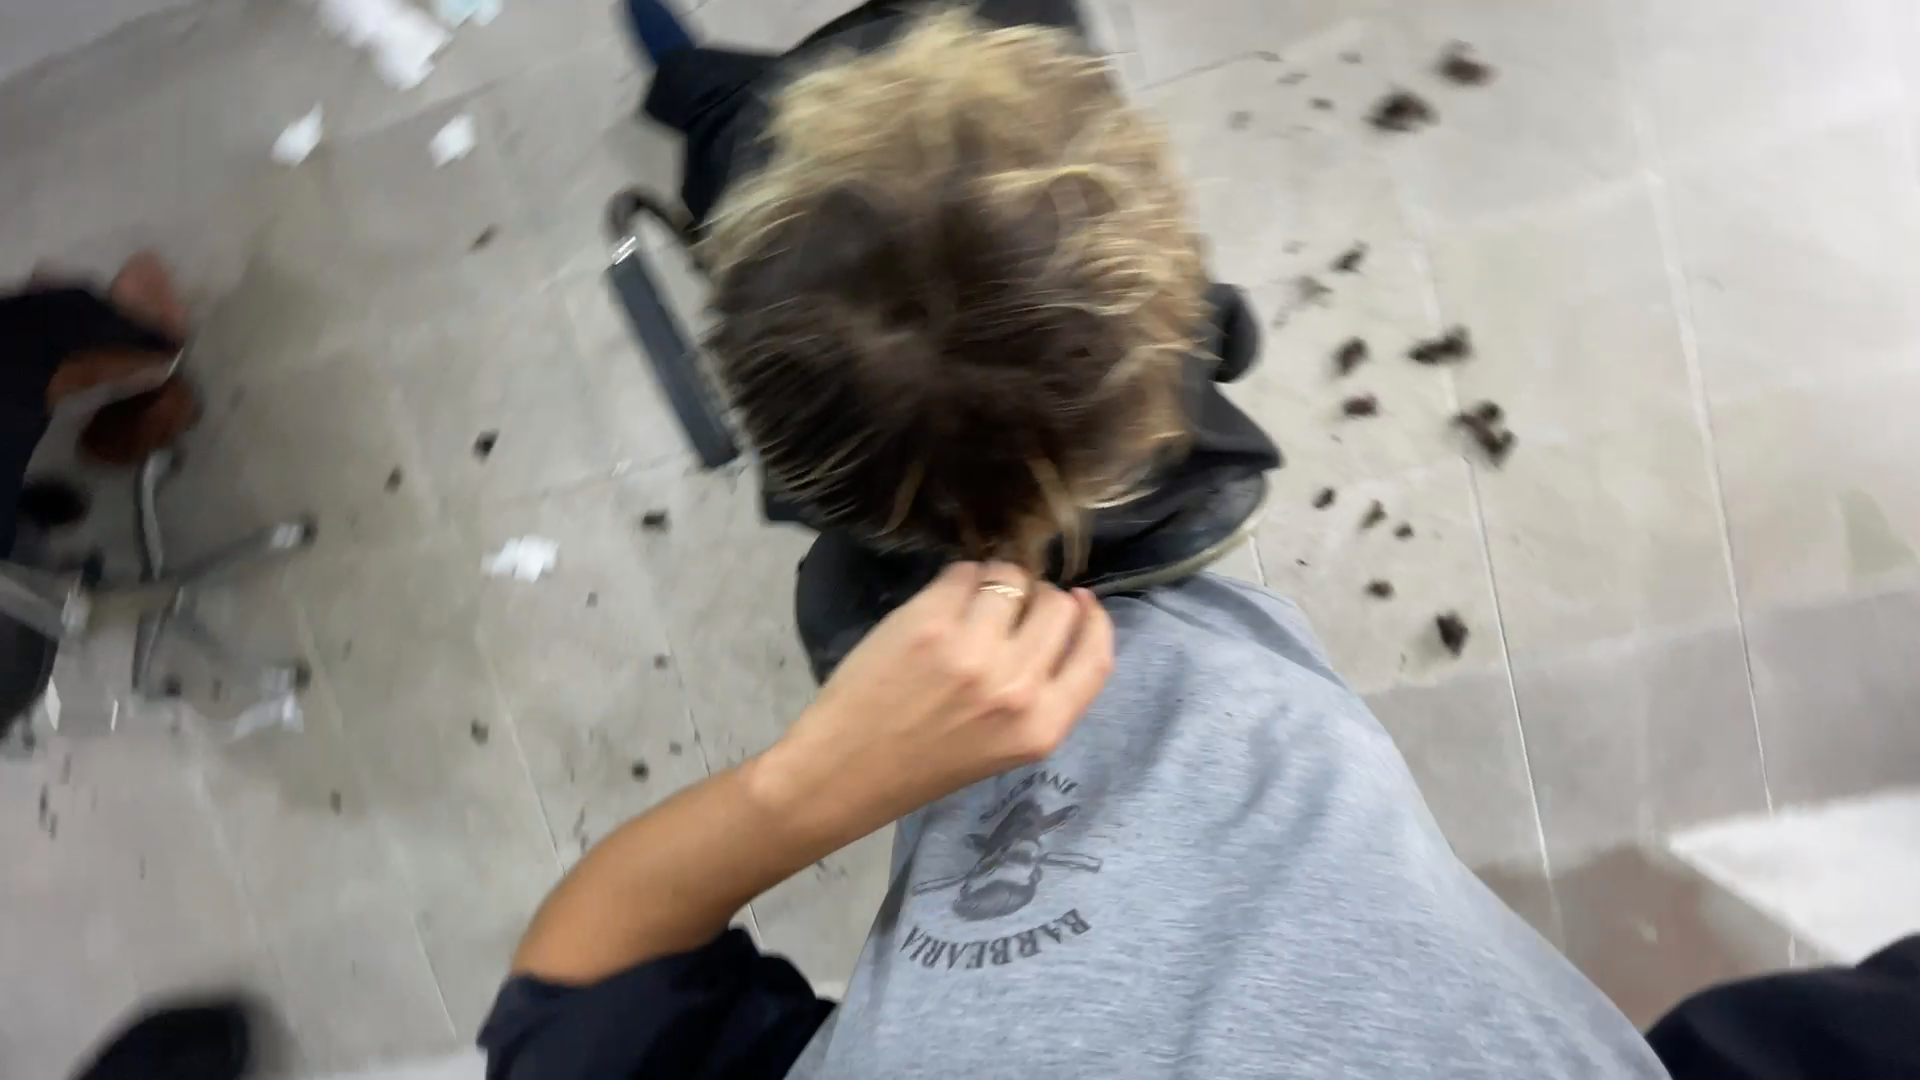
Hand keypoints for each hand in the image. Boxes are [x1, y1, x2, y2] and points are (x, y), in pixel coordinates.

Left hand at [751, 562, 1114, 838]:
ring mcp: (972, 651)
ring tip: (973, 602)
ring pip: (1013, 579)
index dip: (1094, 619)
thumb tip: (1062, 618)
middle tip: (1012, 605)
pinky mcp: (928, 622)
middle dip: (1041, 596)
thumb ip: (1041, 693)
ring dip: (999, 581)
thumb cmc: (926, 764)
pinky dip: (960, 579)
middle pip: (1059, 607)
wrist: (846, 771)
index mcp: (1041, 728)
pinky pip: (965, 573)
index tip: (1082, 601)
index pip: (1097, 656)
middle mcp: (1016, 688)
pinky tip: (942, 602)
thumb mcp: (1006, 746)